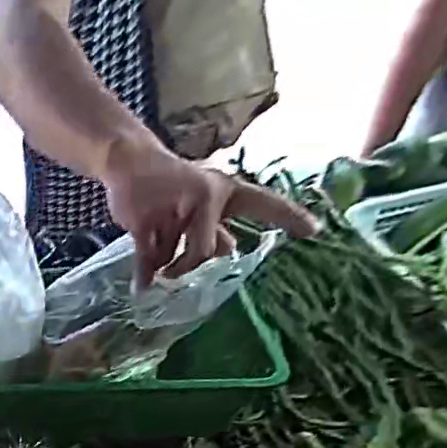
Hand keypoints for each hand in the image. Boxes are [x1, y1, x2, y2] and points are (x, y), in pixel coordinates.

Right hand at [99, 135, 318, 290]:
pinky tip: (142, 286)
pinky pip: (148, 259)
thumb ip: (213, 230)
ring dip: (161, 264)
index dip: (288, 218)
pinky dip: (144, 275)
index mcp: (226, 191)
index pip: (262, 204)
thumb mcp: (198, 204)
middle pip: (205, 251)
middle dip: (187, 268)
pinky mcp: (147, 217)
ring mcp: (176, 205)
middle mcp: (207, 195)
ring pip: (172, 257)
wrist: (131, 161)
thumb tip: (226, 252)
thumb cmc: (168, 187)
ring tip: (152, 252)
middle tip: (175, 275)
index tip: (315, 232)